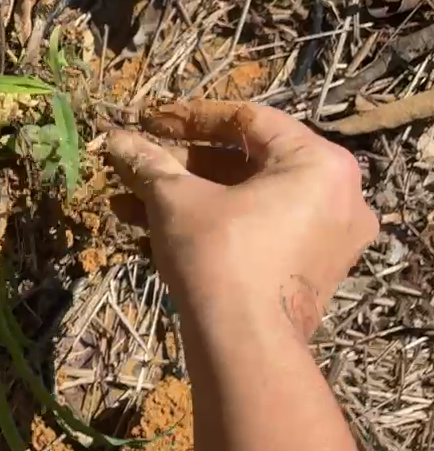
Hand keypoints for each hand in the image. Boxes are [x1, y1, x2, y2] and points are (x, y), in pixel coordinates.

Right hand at [107, 100, 377, 338]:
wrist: (246, 334)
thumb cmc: (217, 251)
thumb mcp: (172, 198)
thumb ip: (146, 162)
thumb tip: (114, 137)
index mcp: (318, 164)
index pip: (249, 120)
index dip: (189, 117)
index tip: (146, 122)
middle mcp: (337, 193)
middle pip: (245, 159)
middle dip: (179, 162)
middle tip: (134, 162)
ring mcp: (327, 230)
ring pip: (243, 194)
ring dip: (182, 192)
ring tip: (128, 198)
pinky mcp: (309, 260)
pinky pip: (253, 223)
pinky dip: (206, 217)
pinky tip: (151, 225)